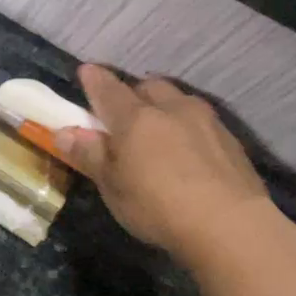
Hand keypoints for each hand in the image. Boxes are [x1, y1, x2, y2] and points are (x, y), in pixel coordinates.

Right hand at [55, 64, 282, 267]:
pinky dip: (185, 126)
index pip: (109, 90)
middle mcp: (172, 110)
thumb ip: (89, 155)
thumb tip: (65, 132)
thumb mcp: (111, 185)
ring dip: (163, 107)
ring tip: (156, 129)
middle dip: (133, 93)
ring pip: (179, 101)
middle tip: (122, 113)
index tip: (86, 70)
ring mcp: (206, 122)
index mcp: (136, 119)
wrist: (229, 225)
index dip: (95, 80)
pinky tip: (184, 150)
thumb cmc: (156, 206)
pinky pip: (200, 121)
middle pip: (149, 87)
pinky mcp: (230, 140)